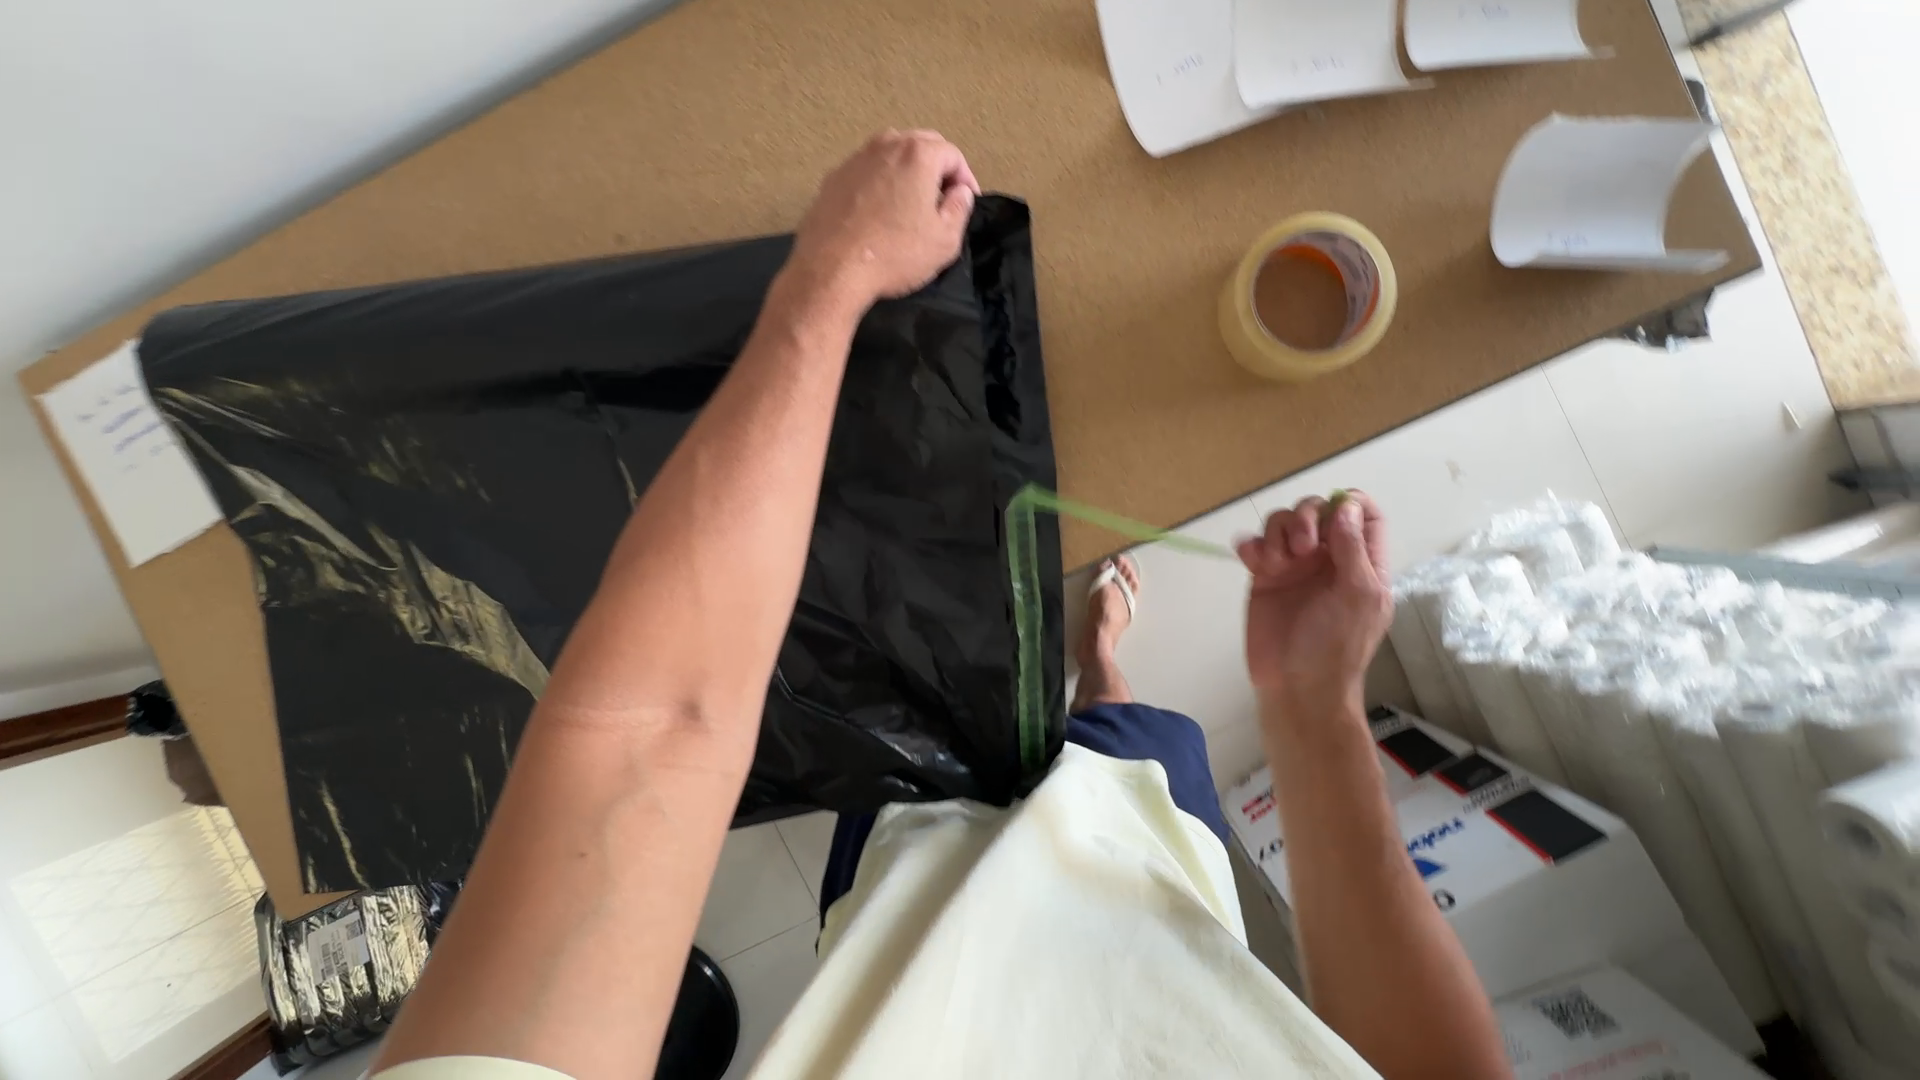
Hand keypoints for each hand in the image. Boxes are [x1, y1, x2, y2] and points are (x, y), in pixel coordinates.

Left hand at [788, 129, 980, 307]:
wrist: (832, 269)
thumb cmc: (895, 254)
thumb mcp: (944, 240)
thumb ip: (960, 209)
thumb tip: (960, 192)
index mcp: (918, 154)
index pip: (953, 154)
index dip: (966, 178)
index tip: (966, 201)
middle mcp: (886, 145)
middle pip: (922, 144)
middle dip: (938, 167)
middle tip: (942, 198)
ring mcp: (856, 159)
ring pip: (892, 154)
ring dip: (907, 171)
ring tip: (911, 202)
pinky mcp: (834, 177)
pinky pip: (867, 172)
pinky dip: (880, 183)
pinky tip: (879, 211)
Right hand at [1238, 492, 1393, 711]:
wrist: (1296, 685)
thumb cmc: (1336, 646)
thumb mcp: (1358, 596)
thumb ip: (1353, 549)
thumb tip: (1344, 506)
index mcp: (1361, 562)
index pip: (1364, 514)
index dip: (1350, 503)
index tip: (1334, 513)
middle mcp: (1327, 558)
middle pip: (1317, 510)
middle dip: (1306, 518)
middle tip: (1302, 548)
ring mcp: (1293, 567)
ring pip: (1282, 522)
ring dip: (1277, 533)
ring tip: (1276, 563)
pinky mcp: (1263, 577)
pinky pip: (1254, 545)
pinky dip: (1251, 545)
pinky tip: (1253, 562)